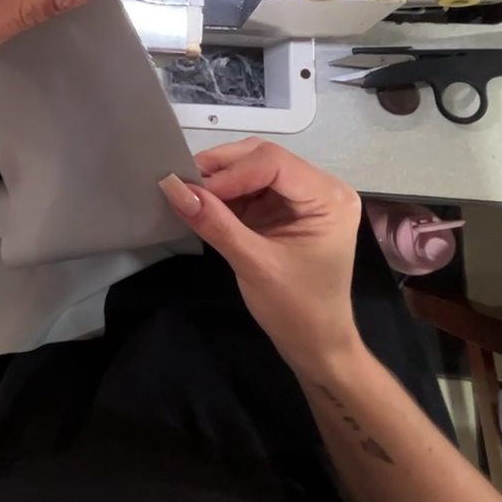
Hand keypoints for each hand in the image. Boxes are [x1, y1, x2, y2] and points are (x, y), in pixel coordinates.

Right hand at [159, 139, 363, 369]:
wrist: (315, 345)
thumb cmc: (297, 309)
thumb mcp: (254, 265)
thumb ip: (215, 223)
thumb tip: (173, 187)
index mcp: (328, 199)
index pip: (273, 162)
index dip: (231, 171)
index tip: (196, 191)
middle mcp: (319, 188)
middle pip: (261, 156)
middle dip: (222, 168)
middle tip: (186, 185)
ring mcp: (300, 196)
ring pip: (251, 165)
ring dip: (219, 177)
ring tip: (190, 193)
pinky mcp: (281, 206)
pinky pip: (247, 184)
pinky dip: (223, 190)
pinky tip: (204, 201)